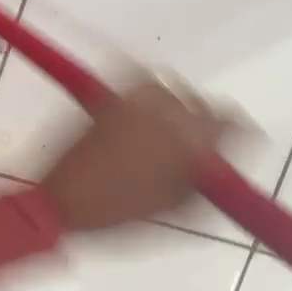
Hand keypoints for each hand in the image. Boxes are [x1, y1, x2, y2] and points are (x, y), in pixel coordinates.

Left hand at [39, 80, 233, 231]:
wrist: (59, 202)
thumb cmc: (119, 212)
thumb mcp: (176, 207)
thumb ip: (207, 181)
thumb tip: (219, 163)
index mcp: (192, 140)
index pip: (232, 122)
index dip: (230, 135)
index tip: (221, 148)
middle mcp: (168, 113)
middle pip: (200, 103)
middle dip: (199, 121)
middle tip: (185, 144)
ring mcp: (132, 102)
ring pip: (169, 87)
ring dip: (170, 103)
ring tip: (159, 127)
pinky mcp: (103, 98)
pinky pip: (133, 78)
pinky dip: (141, 88)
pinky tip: (137, 109)